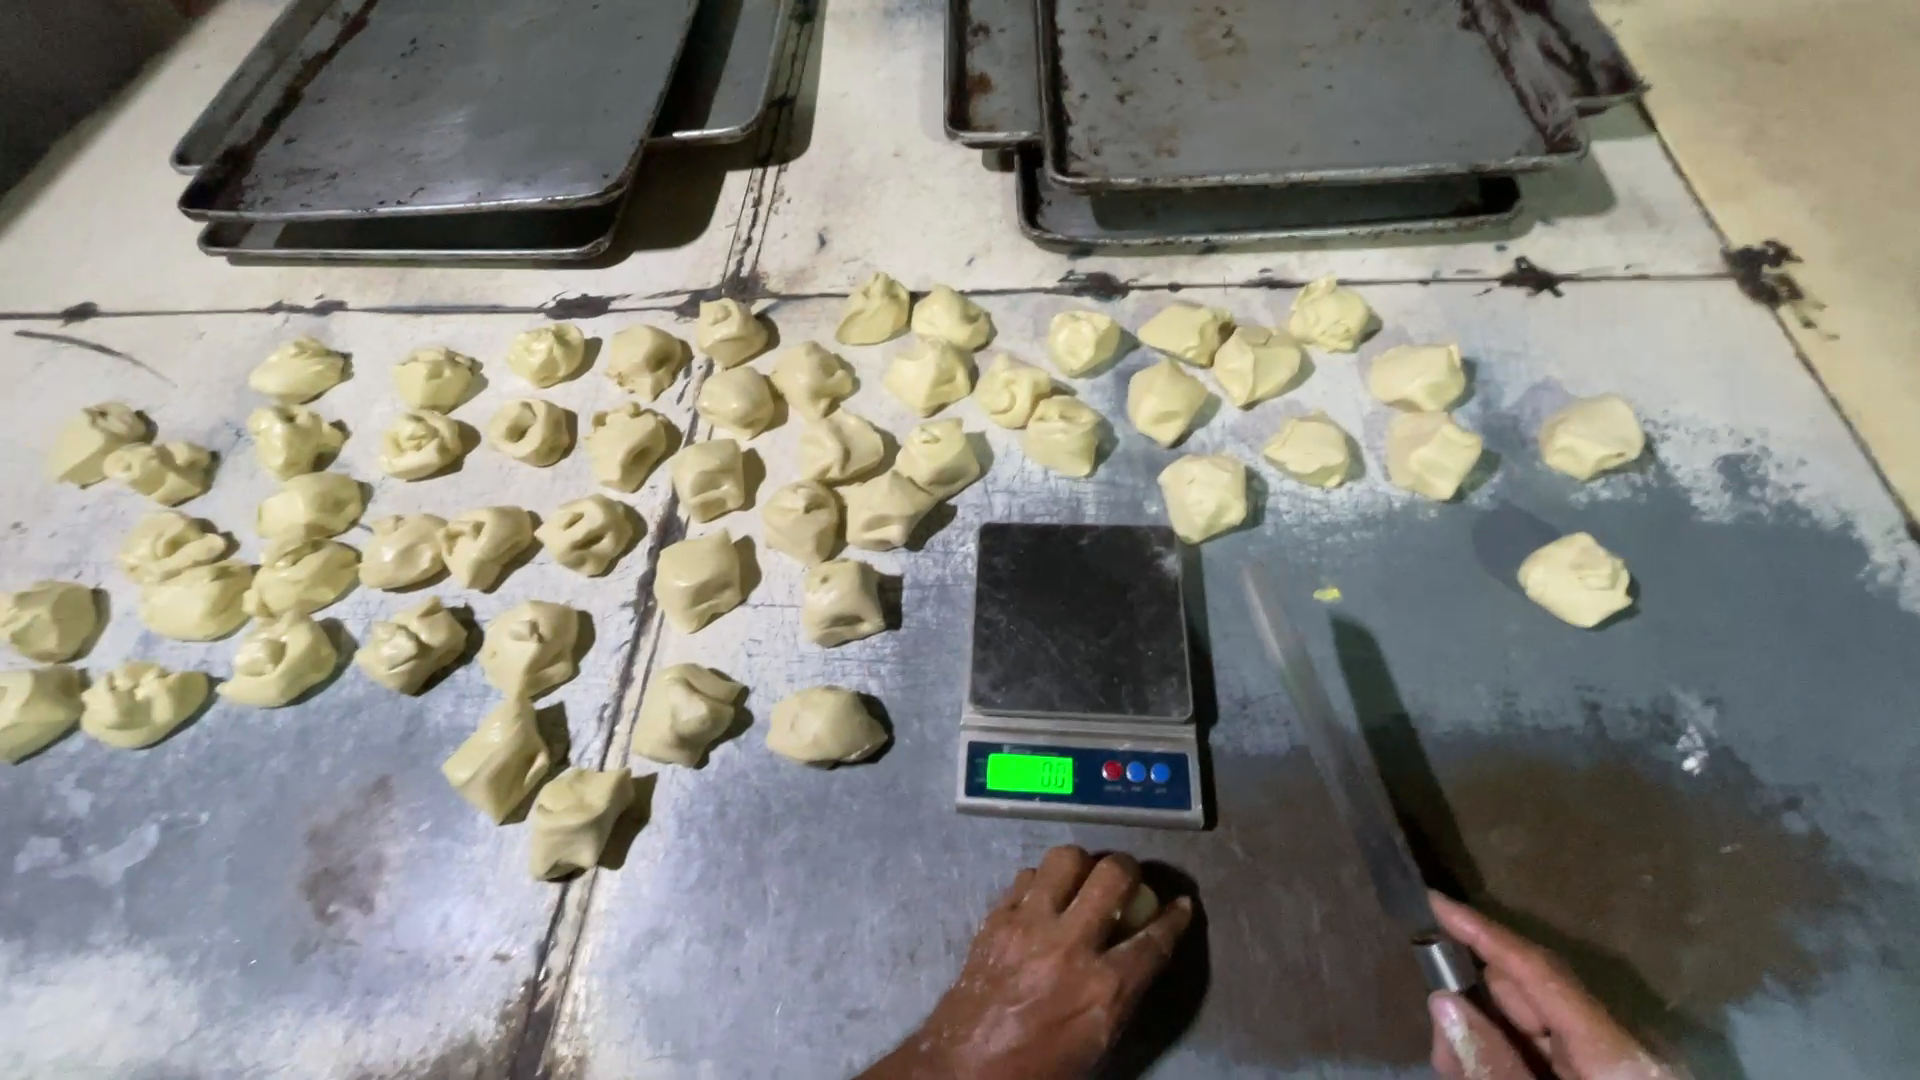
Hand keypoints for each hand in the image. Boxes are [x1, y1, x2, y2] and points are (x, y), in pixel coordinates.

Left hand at [861, 846, 1193, 1079]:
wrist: (969, 1066)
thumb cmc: (1042, 1064)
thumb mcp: (1099, 1039)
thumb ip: (1123, 989)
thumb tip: (1139, 947)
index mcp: (1103, 988)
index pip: (1153, 939)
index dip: (1174, 917)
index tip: (1180, 902)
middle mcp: (1070, 945)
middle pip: (1112, 876)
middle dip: (1129, 868)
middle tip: (1128, 876)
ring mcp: (1030, 924)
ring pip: (1065, 858)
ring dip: (1081, 864)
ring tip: (1083, 877)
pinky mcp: (998, 916)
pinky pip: (1027, 875)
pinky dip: (1042, 880)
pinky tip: (1044, 896)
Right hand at [1428, 893, 1675, 1079]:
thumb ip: (1494, 1068)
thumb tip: (1444, 1000)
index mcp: (1620, 1056)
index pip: (1539, 971)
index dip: (1484, 932)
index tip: (1431, 900)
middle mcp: (1626, 1051)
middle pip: (1529, 996)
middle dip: (1474, 1007)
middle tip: (1441, 1056)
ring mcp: (1624, 1068)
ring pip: (1530, 1025)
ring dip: (1485, 1043)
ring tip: (1458, 1076)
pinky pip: (1545, 1053)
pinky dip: (1507, 1061)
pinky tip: (1482, 1078)